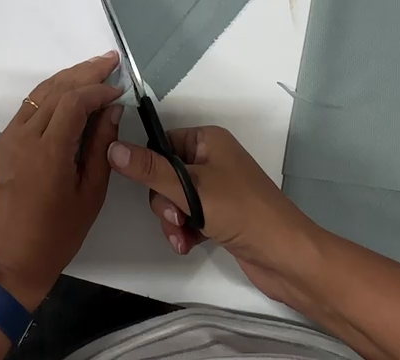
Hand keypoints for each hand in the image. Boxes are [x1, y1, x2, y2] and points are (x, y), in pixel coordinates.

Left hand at [0, 53, 123, 308]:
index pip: (75, 102)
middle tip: (111, 59)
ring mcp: (12, 135)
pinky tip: (69, 89)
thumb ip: (101, 146)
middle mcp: (26, 135)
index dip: (98, 90)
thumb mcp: (90, 193)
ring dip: (68, 77)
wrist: (13, 254)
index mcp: (49, 150)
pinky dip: (52, 92)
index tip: (119, 89)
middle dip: (86, 72)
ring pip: (42, 92)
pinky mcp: (5, 139)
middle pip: (57, 89)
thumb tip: (112, 110)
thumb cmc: (58, 232)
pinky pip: (31, 105)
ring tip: (94, 67)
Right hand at [107, 125, 323, 310]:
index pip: (162, 144)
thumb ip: (150, 170)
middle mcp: (212, 159)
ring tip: (182, 239)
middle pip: (165, 175)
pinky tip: (188, 246)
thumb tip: (112, 147)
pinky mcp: (221, 215)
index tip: (152, 191)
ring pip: (174, 199)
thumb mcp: (191, 190)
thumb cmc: (242, 213)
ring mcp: (217, 188)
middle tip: (175, 219)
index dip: (151, 168)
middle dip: (163, 202)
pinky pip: (188, 215)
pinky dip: (184, 230)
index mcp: (207, 140)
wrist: (287, 259)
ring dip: (172, 220)